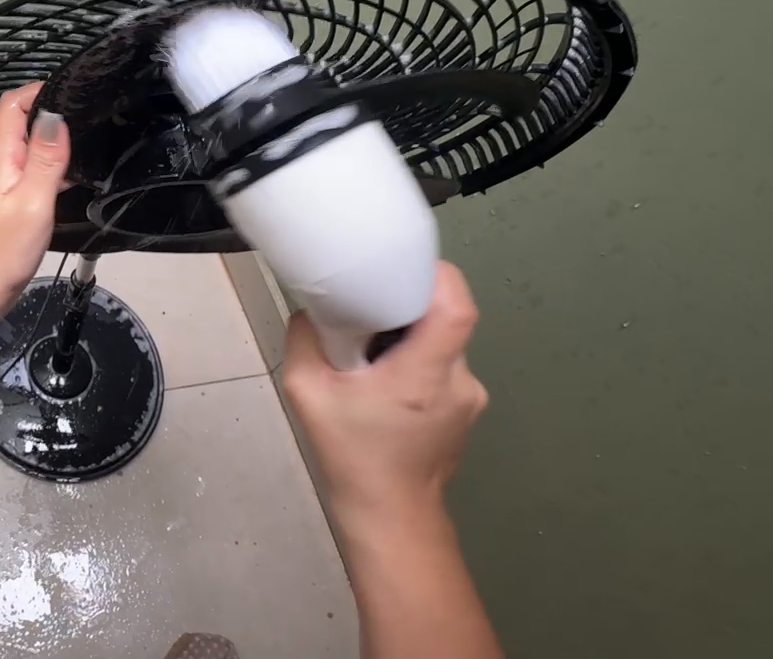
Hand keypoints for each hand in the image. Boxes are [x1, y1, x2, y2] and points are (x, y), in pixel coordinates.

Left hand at [0, 83, 70, 311]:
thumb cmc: (2, 249)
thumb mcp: (33, 200)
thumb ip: (46, 158)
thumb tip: (55, 117)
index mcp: (0, 157)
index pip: (12, 104)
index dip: (38, 89)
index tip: (69, 89)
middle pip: (21, 121)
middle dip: (51, 111)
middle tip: (85, 114)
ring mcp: (2, 180)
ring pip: (29, 146)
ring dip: (53, 141)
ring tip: (85, 145)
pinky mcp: (9, 198)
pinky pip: (31, 169)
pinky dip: (52, 166)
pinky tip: (71, 179)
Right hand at [280, 261, 489, 528]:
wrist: (388, 511)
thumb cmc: (349, 451)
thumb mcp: (304, 389)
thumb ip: (305, 337)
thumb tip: (314, 309)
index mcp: (424, 375)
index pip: (455, 308)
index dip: (435, 275)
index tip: (400, 261)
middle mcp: (459, 380)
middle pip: (445, 317)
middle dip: (405, 300)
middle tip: (364, 300)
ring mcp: (469, 394)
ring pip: (442, 338)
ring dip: (407, 330)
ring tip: (367, 342)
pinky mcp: (465, 405)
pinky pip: (442, 359)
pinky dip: (413, 353)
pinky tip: (381, 371)